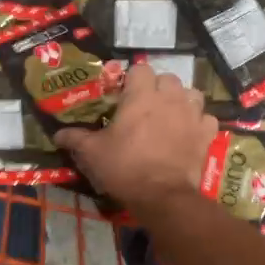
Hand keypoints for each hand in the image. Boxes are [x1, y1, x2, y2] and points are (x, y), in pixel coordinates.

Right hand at [55, 61, 219, 207]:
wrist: (162, 195)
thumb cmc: (124, 167)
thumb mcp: (92, 153)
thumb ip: (75, 138)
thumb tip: (57, 134)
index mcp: (140, 97)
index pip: (141, 69)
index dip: (132, 78)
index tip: (123, 93)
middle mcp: (169, 99)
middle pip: (168, 78)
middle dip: (158, 87)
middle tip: (144, 105)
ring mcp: (191, 116)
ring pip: (192, 94)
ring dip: (181, 99)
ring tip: (169, 114)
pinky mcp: (206, 134)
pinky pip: (206, 118)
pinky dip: (198, 122)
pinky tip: (188, 131)